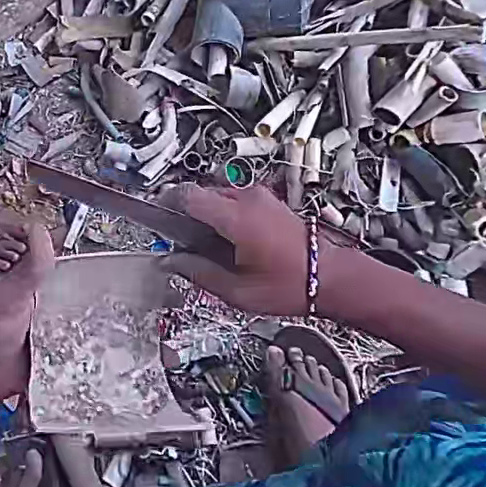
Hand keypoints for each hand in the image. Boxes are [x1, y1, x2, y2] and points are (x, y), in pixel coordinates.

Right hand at [162, 186, 321, 316]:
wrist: (332, 277)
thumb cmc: (292, 285)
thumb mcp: (238, 292)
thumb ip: (199, 273)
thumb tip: (172, 262)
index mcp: (237, 218)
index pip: (188, 196)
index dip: (165, 204)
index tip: (154, 215)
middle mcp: (248, 199)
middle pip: (200, 195)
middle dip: (186, 215)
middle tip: (182, 242)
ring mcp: (260, 197)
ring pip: (217, 196)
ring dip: (206, 215)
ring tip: (209, 246)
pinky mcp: (267, 200)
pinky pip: (234, 200)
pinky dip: (224, 214)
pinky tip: (228, 241)